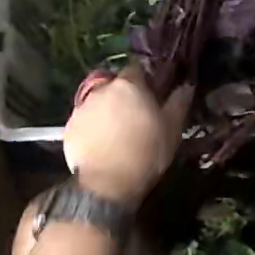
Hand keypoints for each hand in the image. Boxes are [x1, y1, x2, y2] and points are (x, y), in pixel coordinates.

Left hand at [64, 70, 191, 202]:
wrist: (108, 184)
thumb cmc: (146, 153)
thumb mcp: (171, 129)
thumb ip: (178, 103)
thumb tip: (185, 86)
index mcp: (129, 85)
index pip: (136, 70)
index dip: (144, 82)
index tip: (150, 97)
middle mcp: (102, 90)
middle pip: (115, 87)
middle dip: (124, 98)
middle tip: (135, 119)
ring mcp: (82, 108)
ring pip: (98, 104)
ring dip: (107, 113)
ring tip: (116, 136)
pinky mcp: (69, 127)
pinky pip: (84, 122)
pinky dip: (92, 129)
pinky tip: (101, 147)